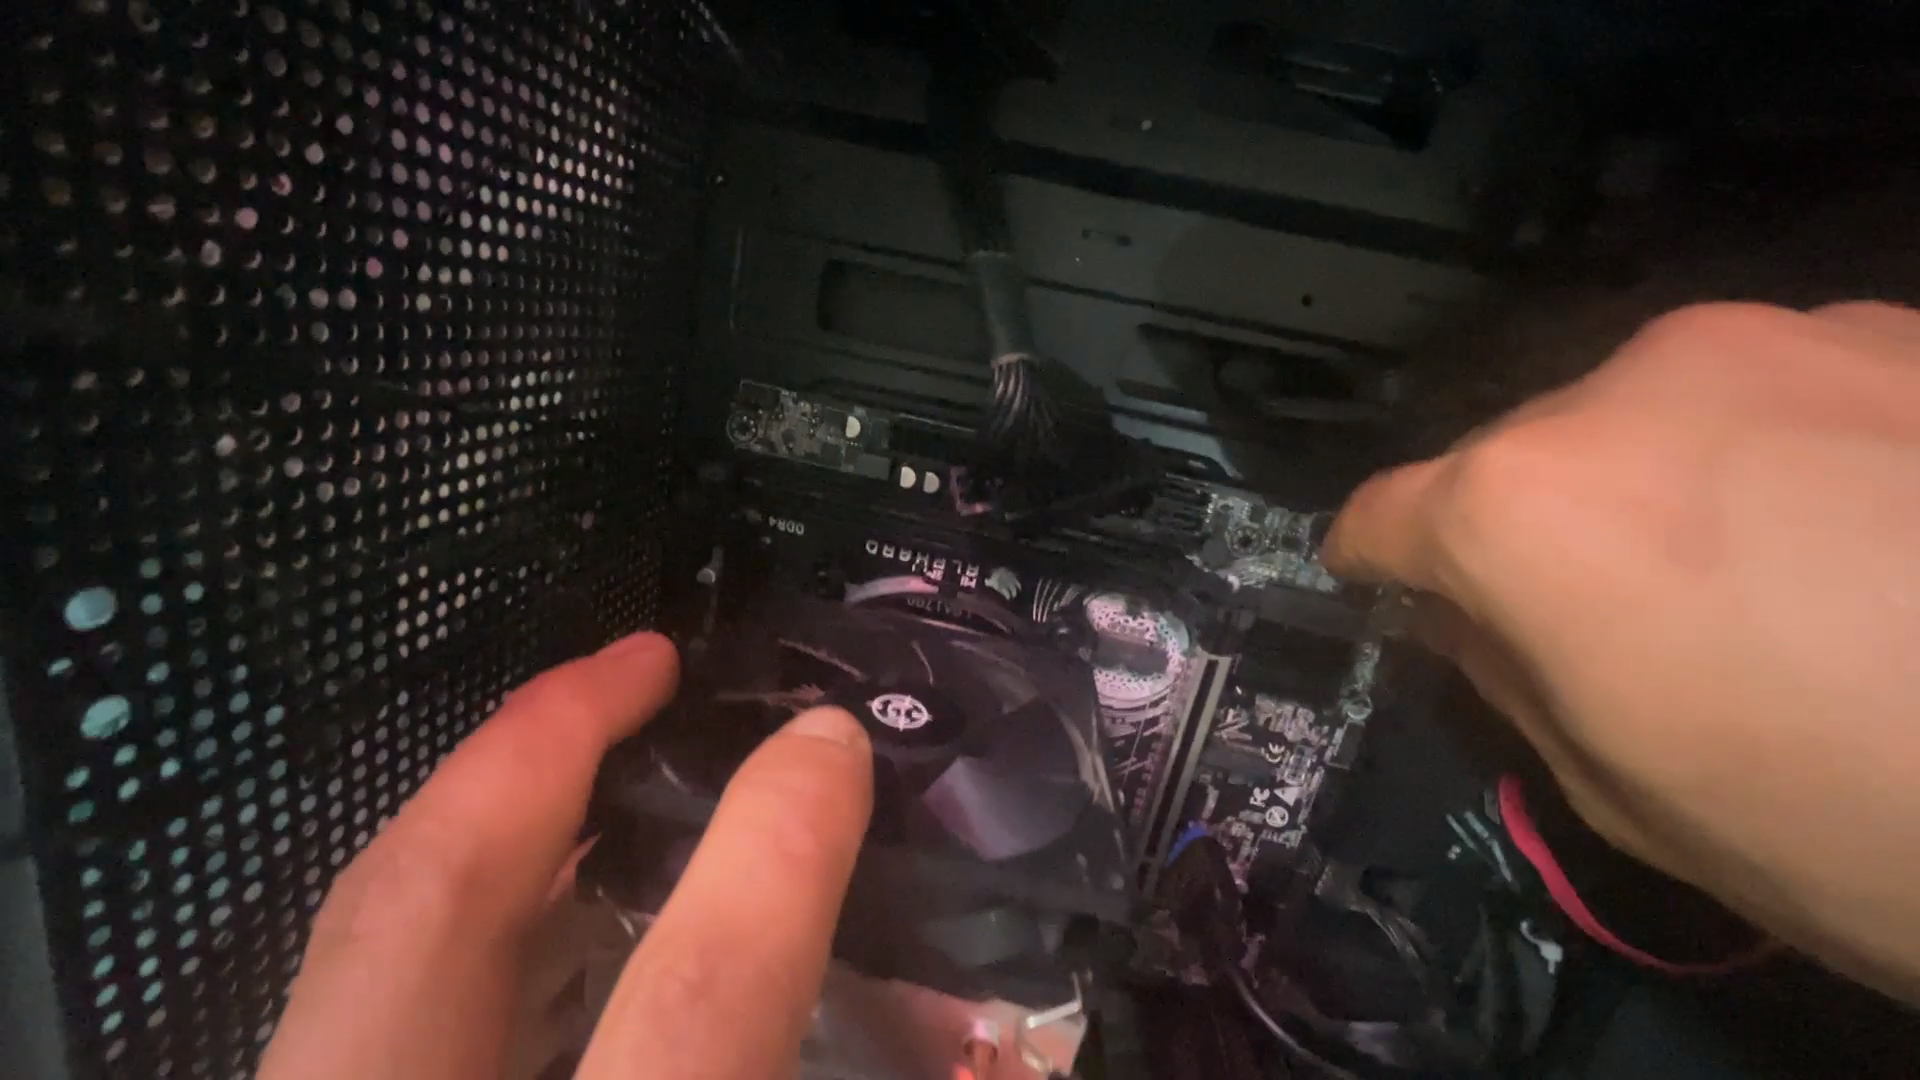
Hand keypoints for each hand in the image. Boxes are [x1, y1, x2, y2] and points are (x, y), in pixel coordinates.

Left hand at [258, 633, 874, 1078]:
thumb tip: (970, 1021)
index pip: (694, 1008)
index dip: (777, 855)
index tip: (828, 745)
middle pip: (420, 921)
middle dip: (535, 755)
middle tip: (633, 663)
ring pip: (356, 940)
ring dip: (478, 818)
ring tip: (575, 742)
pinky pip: (354, 994)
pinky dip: (446, 914)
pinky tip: (529, 896)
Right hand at [1325, 301, 1919, 998]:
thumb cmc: (1855, 818)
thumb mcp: (1616, 781)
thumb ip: (1501, 670)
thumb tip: (1464, 612)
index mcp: (1516, 509)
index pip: (1377, 516)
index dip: (1369, 560)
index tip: (1382, 585)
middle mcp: (1613, 393)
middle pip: (1499, 461)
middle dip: (1517, 529)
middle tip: (1596, 612)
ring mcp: (1768, 342)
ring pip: (1627, 419)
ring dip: (1640, 484)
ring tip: (1751, 573)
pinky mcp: (1905, 329)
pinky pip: (1761, 394)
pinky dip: (1760, 454)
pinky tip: (1860, 530)